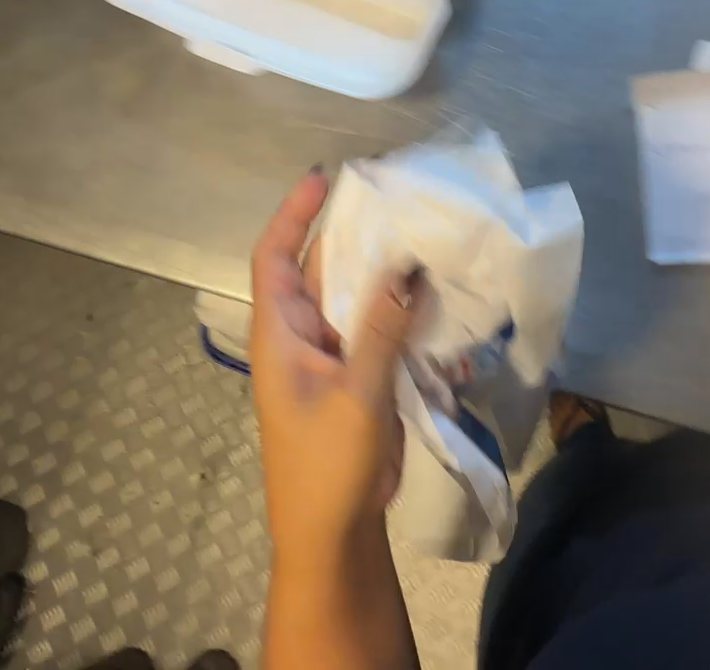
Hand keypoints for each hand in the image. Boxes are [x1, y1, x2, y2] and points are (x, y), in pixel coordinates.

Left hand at [251, 169, 420, 561]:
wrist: (335, 532)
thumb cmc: (328, 464)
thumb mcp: (357, 393)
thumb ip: (383, 328)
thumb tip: (408, 266)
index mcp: (281, 334)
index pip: (273, 257)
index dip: (292, 214)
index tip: (324, 178)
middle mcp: (303, 335)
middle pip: (320, 269)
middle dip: (351, 233)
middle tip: (394, 199)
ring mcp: (332, 355)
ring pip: (355, 297)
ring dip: (382, 271)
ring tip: (422, 236)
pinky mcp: (359, 374)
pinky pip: (379, 328)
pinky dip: (403, 311)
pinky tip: (436, 299)